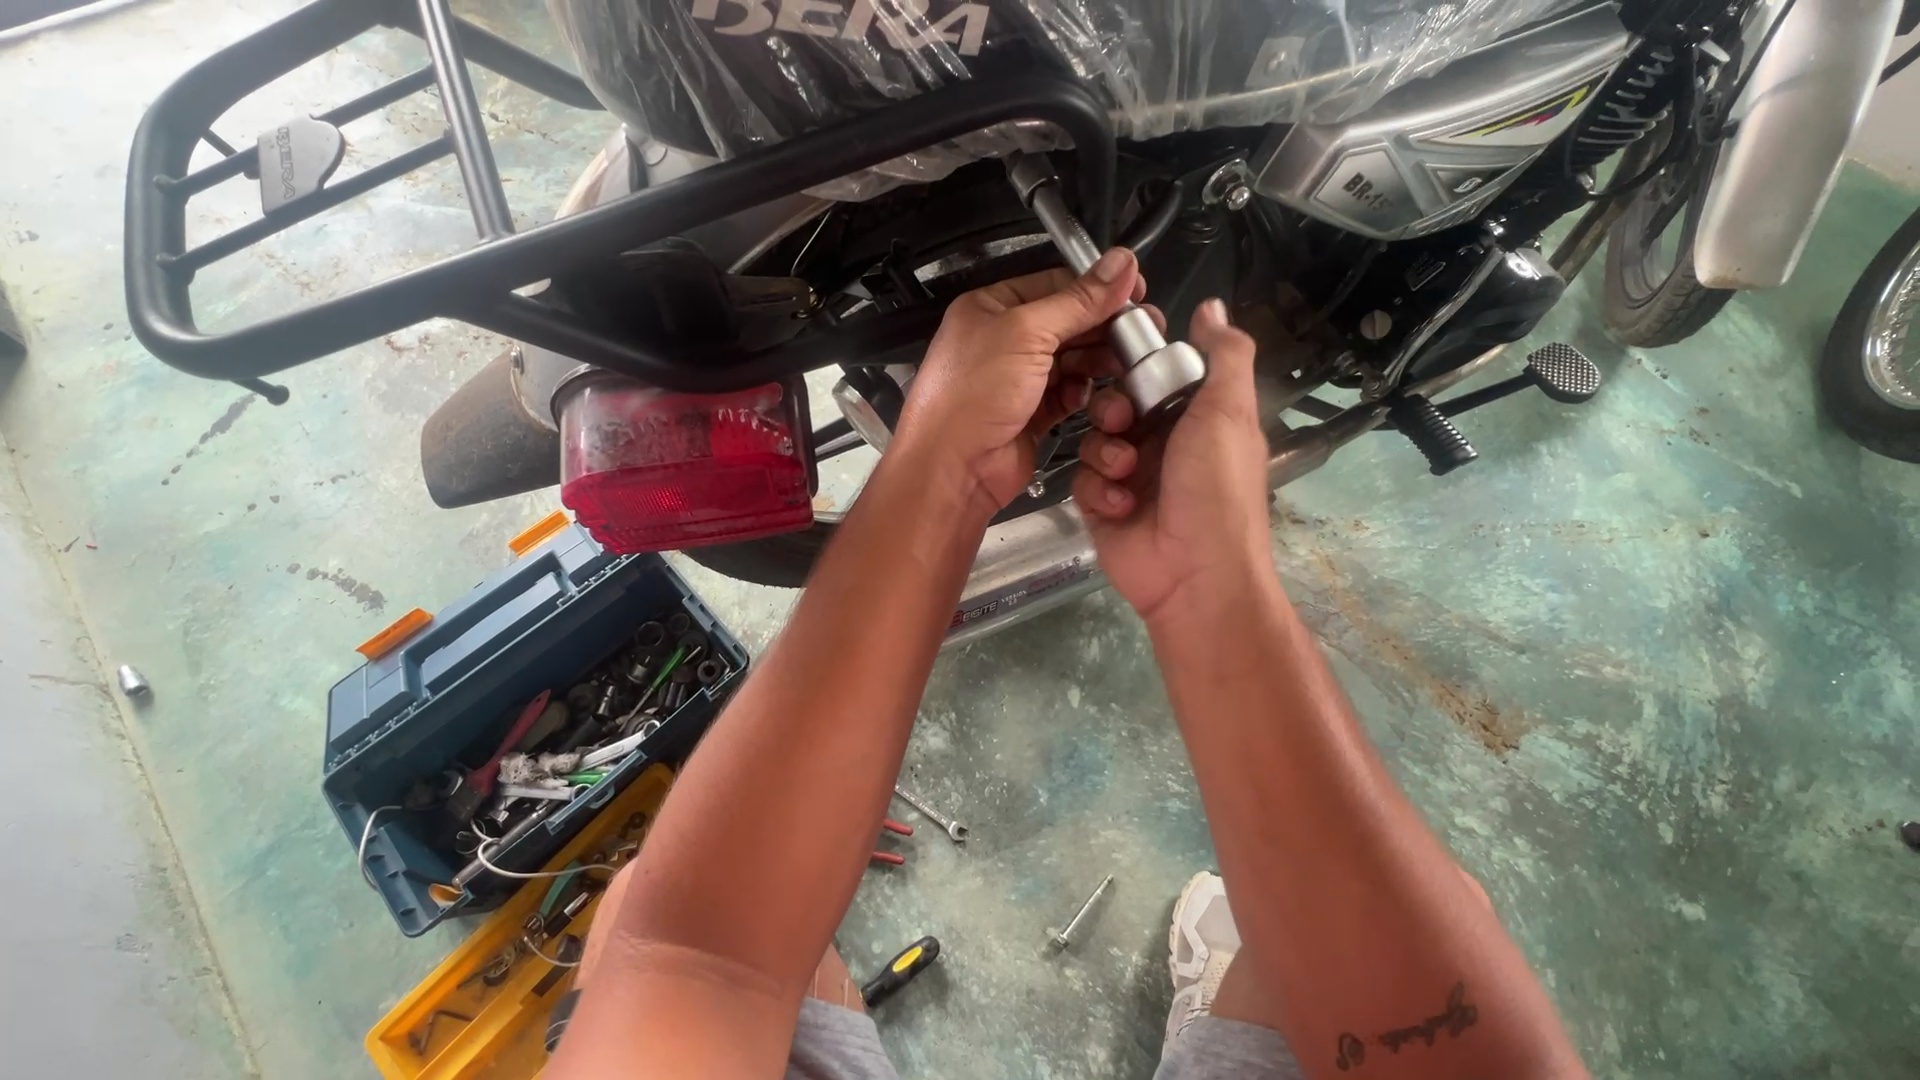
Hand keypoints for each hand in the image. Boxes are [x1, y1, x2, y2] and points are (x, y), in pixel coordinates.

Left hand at [893, 249, 1147, 511]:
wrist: (951, 469)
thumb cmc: (970, 397)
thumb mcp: (1026, 333)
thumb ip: (1078, 301)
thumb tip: (1120, 265)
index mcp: (990, 309)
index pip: (1054, 286)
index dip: (1096, 290)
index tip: (1134, 293)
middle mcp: (1001, 341)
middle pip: (1067, 324)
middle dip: (1103, 329)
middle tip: (1141, 333)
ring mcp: (1014, 381)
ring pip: (1071, 362)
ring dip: (1097, 363)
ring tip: (1122, 365)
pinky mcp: (1028, 416)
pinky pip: (1066, 396)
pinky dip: (1081, 394)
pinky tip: (1089, 395)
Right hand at [1071, 299, 1274, 625]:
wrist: (1195, 572)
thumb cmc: (1216, 487)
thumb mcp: (1229, 411)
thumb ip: (1224, 356)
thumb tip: (1212, 308)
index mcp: (1196, 419)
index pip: (1154, 377)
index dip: (1137, 369)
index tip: (1123, 363)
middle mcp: (1162, 444)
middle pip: (1116, 405)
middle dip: (1113, 410)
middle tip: (1121, 423)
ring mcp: (1131, 477)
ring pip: (1094, 441)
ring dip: (1105, 453)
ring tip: (1124, 474)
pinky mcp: (1104, 507)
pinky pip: (1084, 481)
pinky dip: (1100, 490)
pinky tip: (1120, 507)